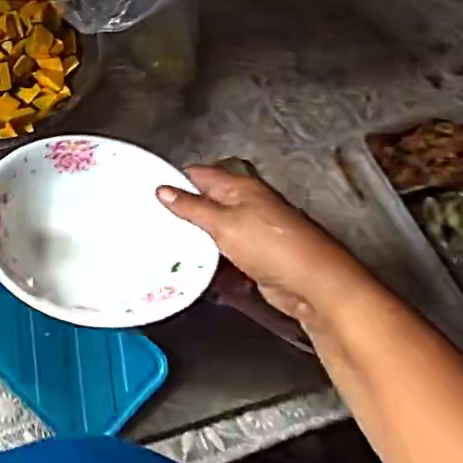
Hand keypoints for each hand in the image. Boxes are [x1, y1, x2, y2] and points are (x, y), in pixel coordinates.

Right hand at [157, 165, 372, 326]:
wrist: (316, 288)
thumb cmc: (274, 248)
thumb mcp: (222, 222)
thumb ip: (190, 206)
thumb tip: (164, 190)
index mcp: (242, 188)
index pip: (198, 174)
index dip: (173, 179)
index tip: (146, 189)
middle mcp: (247, 205)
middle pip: (203, 201)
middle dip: (180, 209)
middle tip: (149, 217)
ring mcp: (251, 230)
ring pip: (210, 228)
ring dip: (192, 235)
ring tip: (162, 240)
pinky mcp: (253, 254)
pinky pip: (220, 250)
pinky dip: (206, 255)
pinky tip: (188, 262)